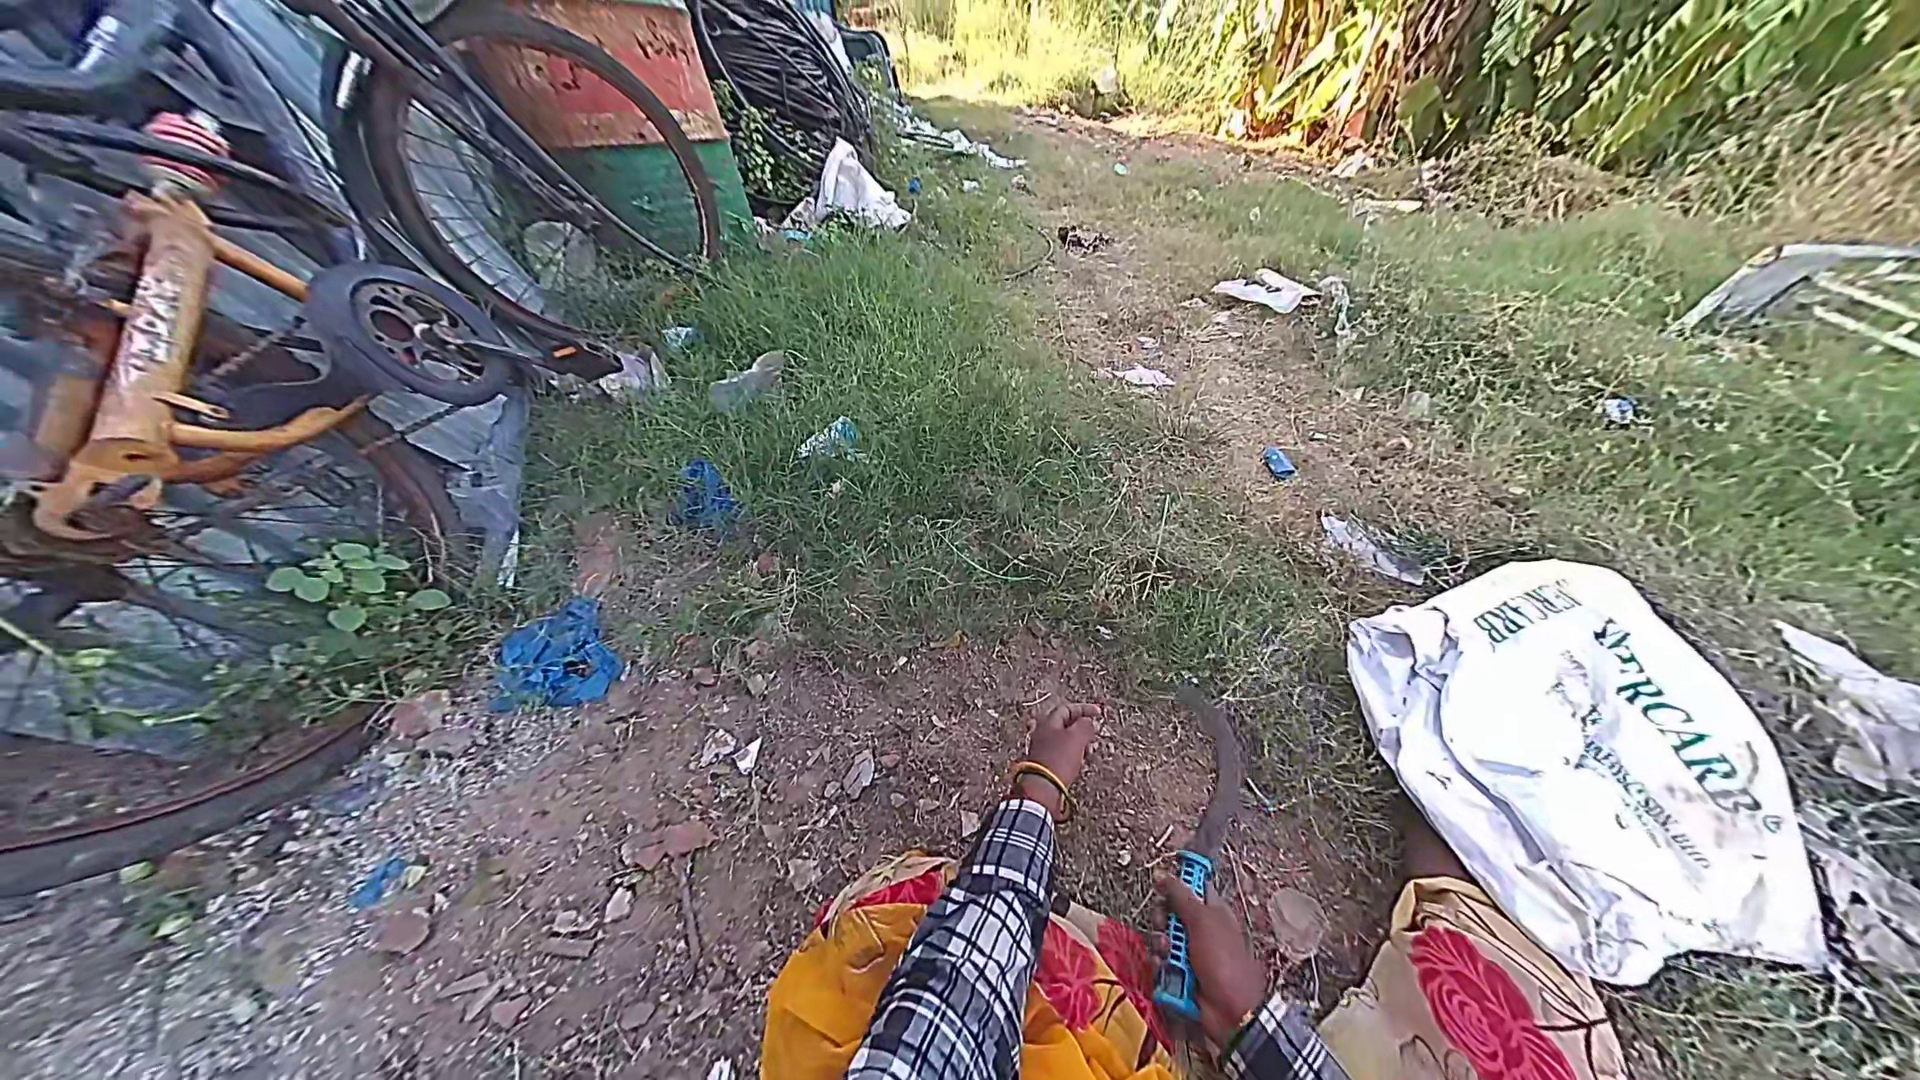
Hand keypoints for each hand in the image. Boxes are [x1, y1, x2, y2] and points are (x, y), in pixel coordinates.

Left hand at [1012, 700, 1099, 816]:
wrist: (1043, 787)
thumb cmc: (1059, 759)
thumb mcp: (1076, 737)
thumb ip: (1085, 725)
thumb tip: (1088, 721)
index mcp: (1048, 722)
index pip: (1067, 709)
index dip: (1084, 709)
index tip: (1099, 713)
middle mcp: (1042, 732)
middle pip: (1066, 724)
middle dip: (1082, 728)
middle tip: (1094, 734)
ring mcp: (1043, 748)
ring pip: (1065, 739)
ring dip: (1080, 742)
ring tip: (1089, 750)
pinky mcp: (1046, 763)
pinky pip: (1063, 753)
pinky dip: (1074, 754)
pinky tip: (1080, 761)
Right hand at [1154, 873, 1269, 1047]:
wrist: (1231, 1013)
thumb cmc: (1223, 961)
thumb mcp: (1203, 921)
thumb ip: (1181, 895)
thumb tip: (1162, 874)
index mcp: (1213, 911)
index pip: (1193, 886)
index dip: (1178, 884)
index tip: (1163, 886)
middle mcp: (1201, 929)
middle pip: (1170, 910)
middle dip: (1162, 917)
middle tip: (1165, 924)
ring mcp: (1190, 952)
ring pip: (1163, 935)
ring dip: (1161, 943)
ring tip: (1168, 952)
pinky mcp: (1180, 971)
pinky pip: (1161, 960)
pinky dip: (1161, 963)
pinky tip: (1166, 967)